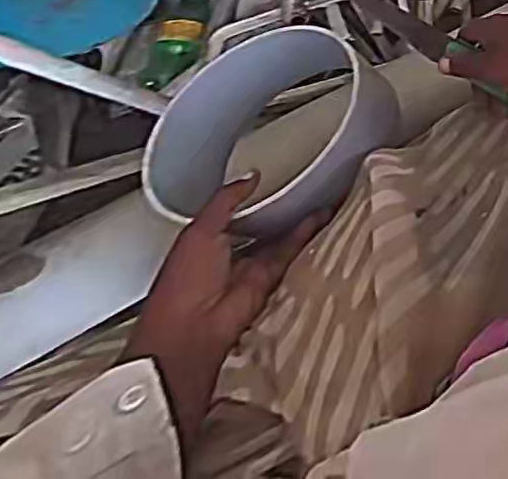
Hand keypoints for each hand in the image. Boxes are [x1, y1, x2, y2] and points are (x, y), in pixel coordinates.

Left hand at [123, 175, 325, 449]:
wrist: (190, 335)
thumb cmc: (181, 287)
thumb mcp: (198, 232)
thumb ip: (225, 201)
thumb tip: (250, 175)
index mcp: (205, 240)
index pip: (234, 209)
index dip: (253, 193)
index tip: (275, 173)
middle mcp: (230, 253)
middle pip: (263, 223)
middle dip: (284, 205)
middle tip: (308, 181)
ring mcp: (251, 268)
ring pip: (282, 236)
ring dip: (302, 219)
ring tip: (326, 193)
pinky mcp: (269, 281)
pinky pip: (293, 254)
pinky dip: (309, 237)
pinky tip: (325, 219)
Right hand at [445, 14, 507, 93]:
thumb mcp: (486, 69)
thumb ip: (463, 65)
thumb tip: (443, 61)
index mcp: (491, 25)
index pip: (465, 33)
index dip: (459, 53)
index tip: (461, 73)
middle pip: (484, 53)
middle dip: (482, 80)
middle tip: (485, 99)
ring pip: (503, 65)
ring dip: (500, 87)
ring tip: (505, 106)